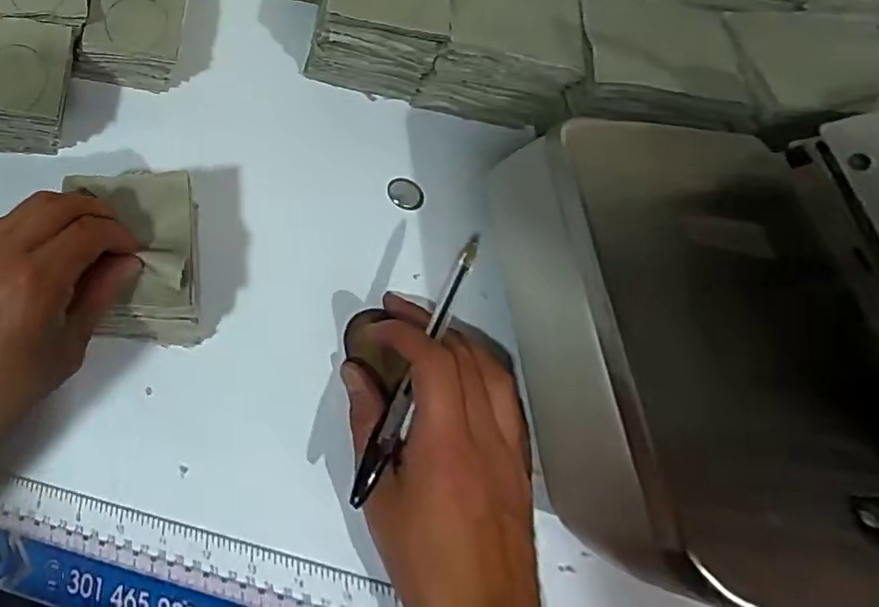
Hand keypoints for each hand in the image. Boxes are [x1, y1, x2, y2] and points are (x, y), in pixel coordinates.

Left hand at [0, 190, 142, 530]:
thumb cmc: (16, 385)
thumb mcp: (71, 344)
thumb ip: (101, 293)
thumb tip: (128, 259)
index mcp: (35, 281)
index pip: (87, 232)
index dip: (117, 234)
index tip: (131, 249)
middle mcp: (5, 252)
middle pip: (63, 205)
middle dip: (97, 212)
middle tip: (115, 234)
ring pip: (36, 203)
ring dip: (69, 209)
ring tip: (88, 231)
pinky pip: (12, 218)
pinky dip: (40, 219)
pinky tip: (52, 243)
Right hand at [342, 293, 539, 606]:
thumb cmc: (427, 562)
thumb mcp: (380, 491)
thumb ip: (367, 424)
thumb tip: (358, 377)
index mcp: (447, 446)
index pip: (434, 362)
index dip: (406, 331)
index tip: (382, 325)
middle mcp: (486, 441)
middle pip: (465, 357)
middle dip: (428, 325)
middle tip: (398, 315)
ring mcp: (509, 453)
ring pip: (493, 373)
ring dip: (459, 343)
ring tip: (429, 334)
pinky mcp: (520, 467)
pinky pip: (507, 399)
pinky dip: (483, 372)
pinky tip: (464, 376)